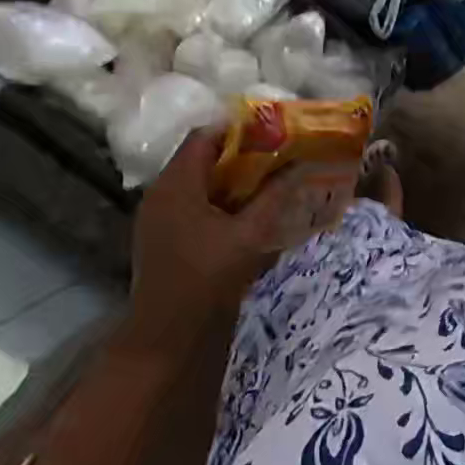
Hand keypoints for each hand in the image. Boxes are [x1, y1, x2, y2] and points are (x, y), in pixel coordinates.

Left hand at [129, 129, 356, 346]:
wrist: (169, 335)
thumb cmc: (208, 277)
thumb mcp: (250, 233)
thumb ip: (276, 196)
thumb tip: (302, 164)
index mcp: (176, 185)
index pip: (205, 136)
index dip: (241, 129)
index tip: (278, 132)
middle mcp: (163, 194)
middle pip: (204, 158)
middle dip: (245, 154)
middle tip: (285, 155)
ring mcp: (162, 217)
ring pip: (203, 182)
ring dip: (238, 178)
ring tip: (277, 180)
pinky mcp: (169, 236)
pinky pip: (199, 203)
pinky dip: (227, 199)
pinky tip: (255, 211)